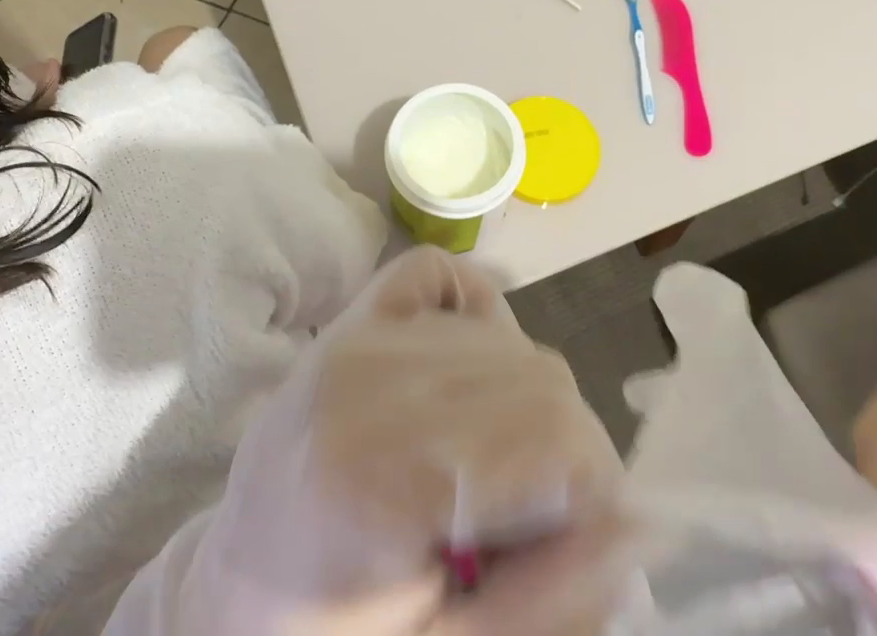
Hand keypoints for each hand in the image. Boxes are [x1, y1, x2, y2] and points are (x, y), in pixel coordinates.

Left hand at [175, 247, 629, 634]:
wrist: (236, 593)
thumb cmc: (338, 627)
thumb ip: (555, 591)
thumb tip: (641, 523)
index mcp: (381, 480)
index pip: (557, 440)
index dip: (593, 498)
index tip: (569, 546)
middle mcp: (366, 385)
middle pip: (541, 383)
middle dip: (563, 454)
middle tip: (520, 515)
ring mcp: (352, 342)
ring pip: (510, 342)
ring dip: (526, 403)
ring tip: (483, 463)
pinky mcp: (347, 324)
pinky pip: (439, 276)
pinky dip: (474, 309)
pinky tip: (465, 369)